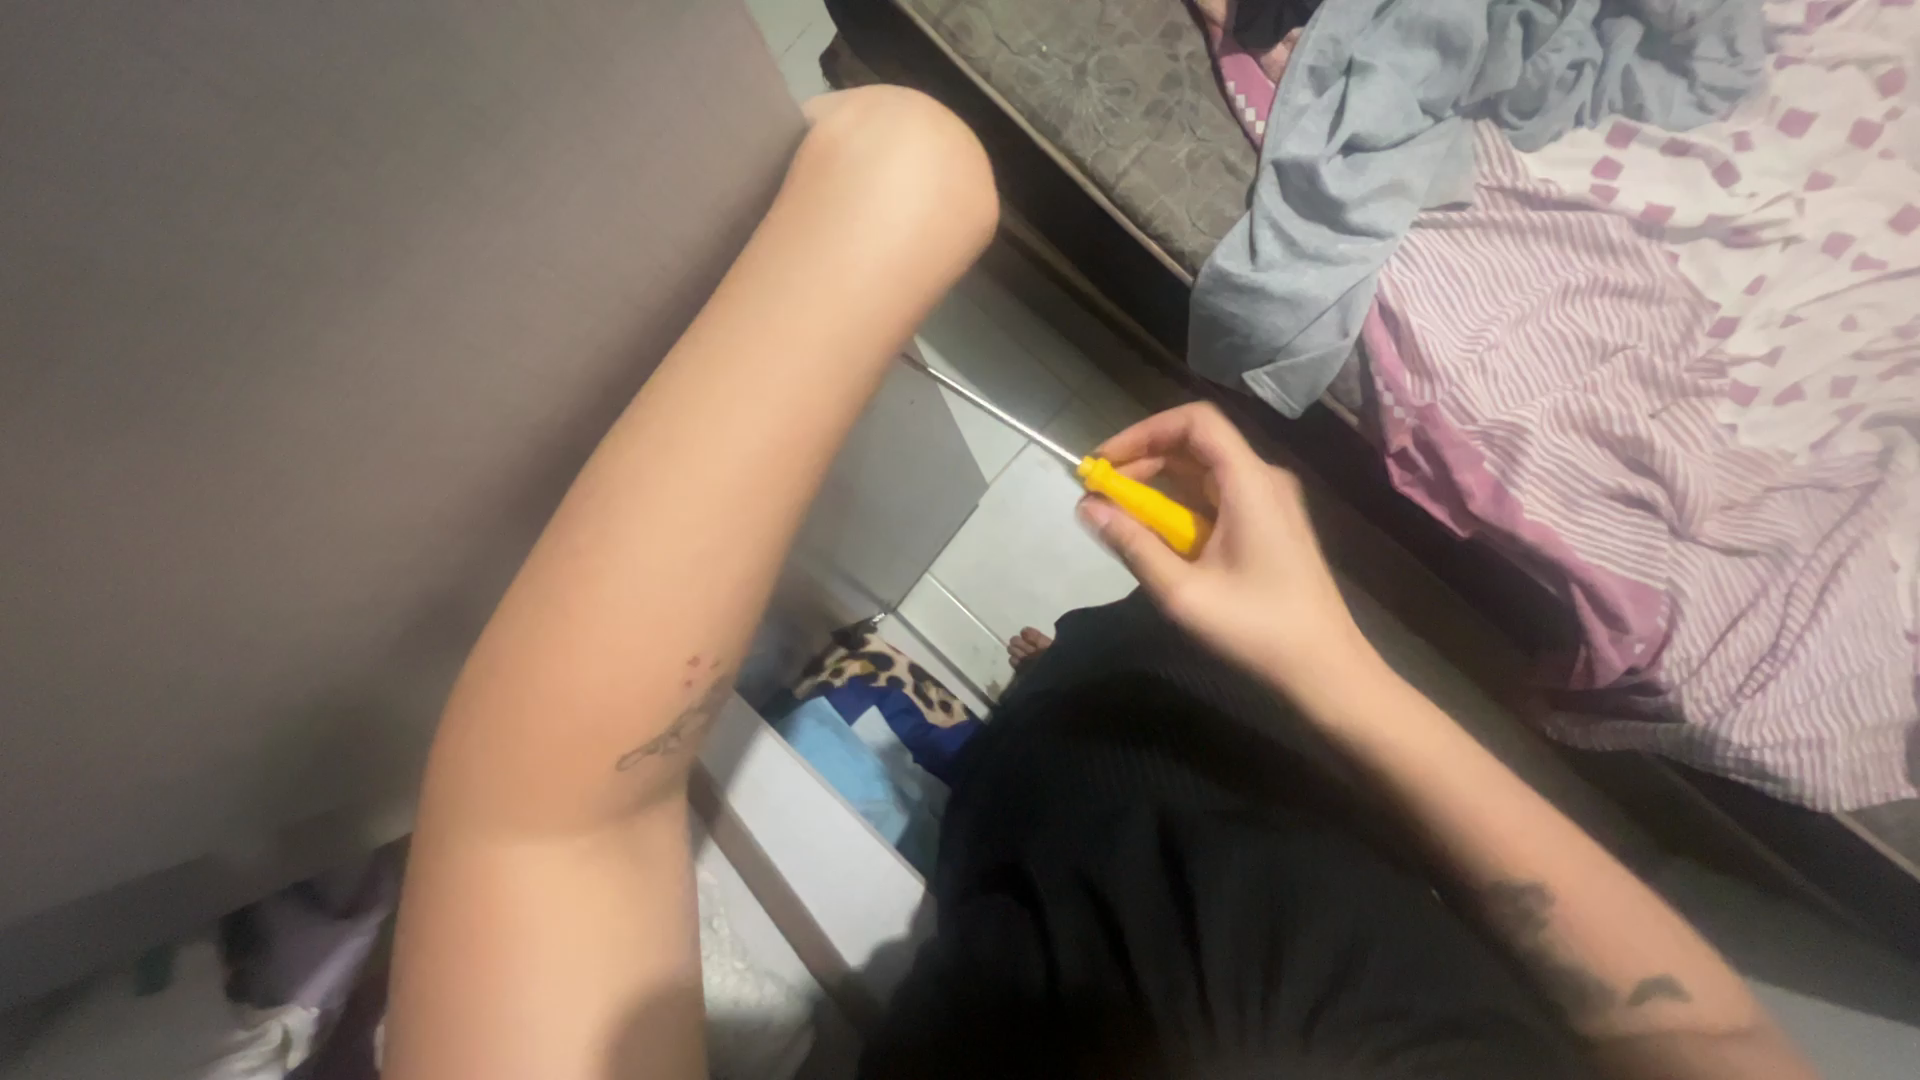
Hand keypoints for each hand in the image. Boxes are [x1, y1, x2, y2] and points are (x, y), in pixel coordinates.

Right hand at [1079, 403, 1376, 697]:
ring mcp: (1269, 502)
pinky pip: (1216, 497)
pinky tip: (1156, 537)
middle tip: (1100, 494)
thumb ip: (1132, 544)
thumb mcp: (1182, 591)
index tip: (1104, 462)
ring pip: (1203, 471)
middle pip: (1196, 444)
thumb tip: (1087, 508)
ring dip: (1157, 485)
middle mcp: (1263, 479)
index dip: (1144, 431)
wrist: (1325, 669)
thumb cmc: (1256, 629)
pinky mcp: (1269, 525)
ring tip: (1119, 515)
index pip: (1195, 421)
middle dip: (1142, 460)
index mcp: (1249, 482)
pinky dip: (1179, 506)